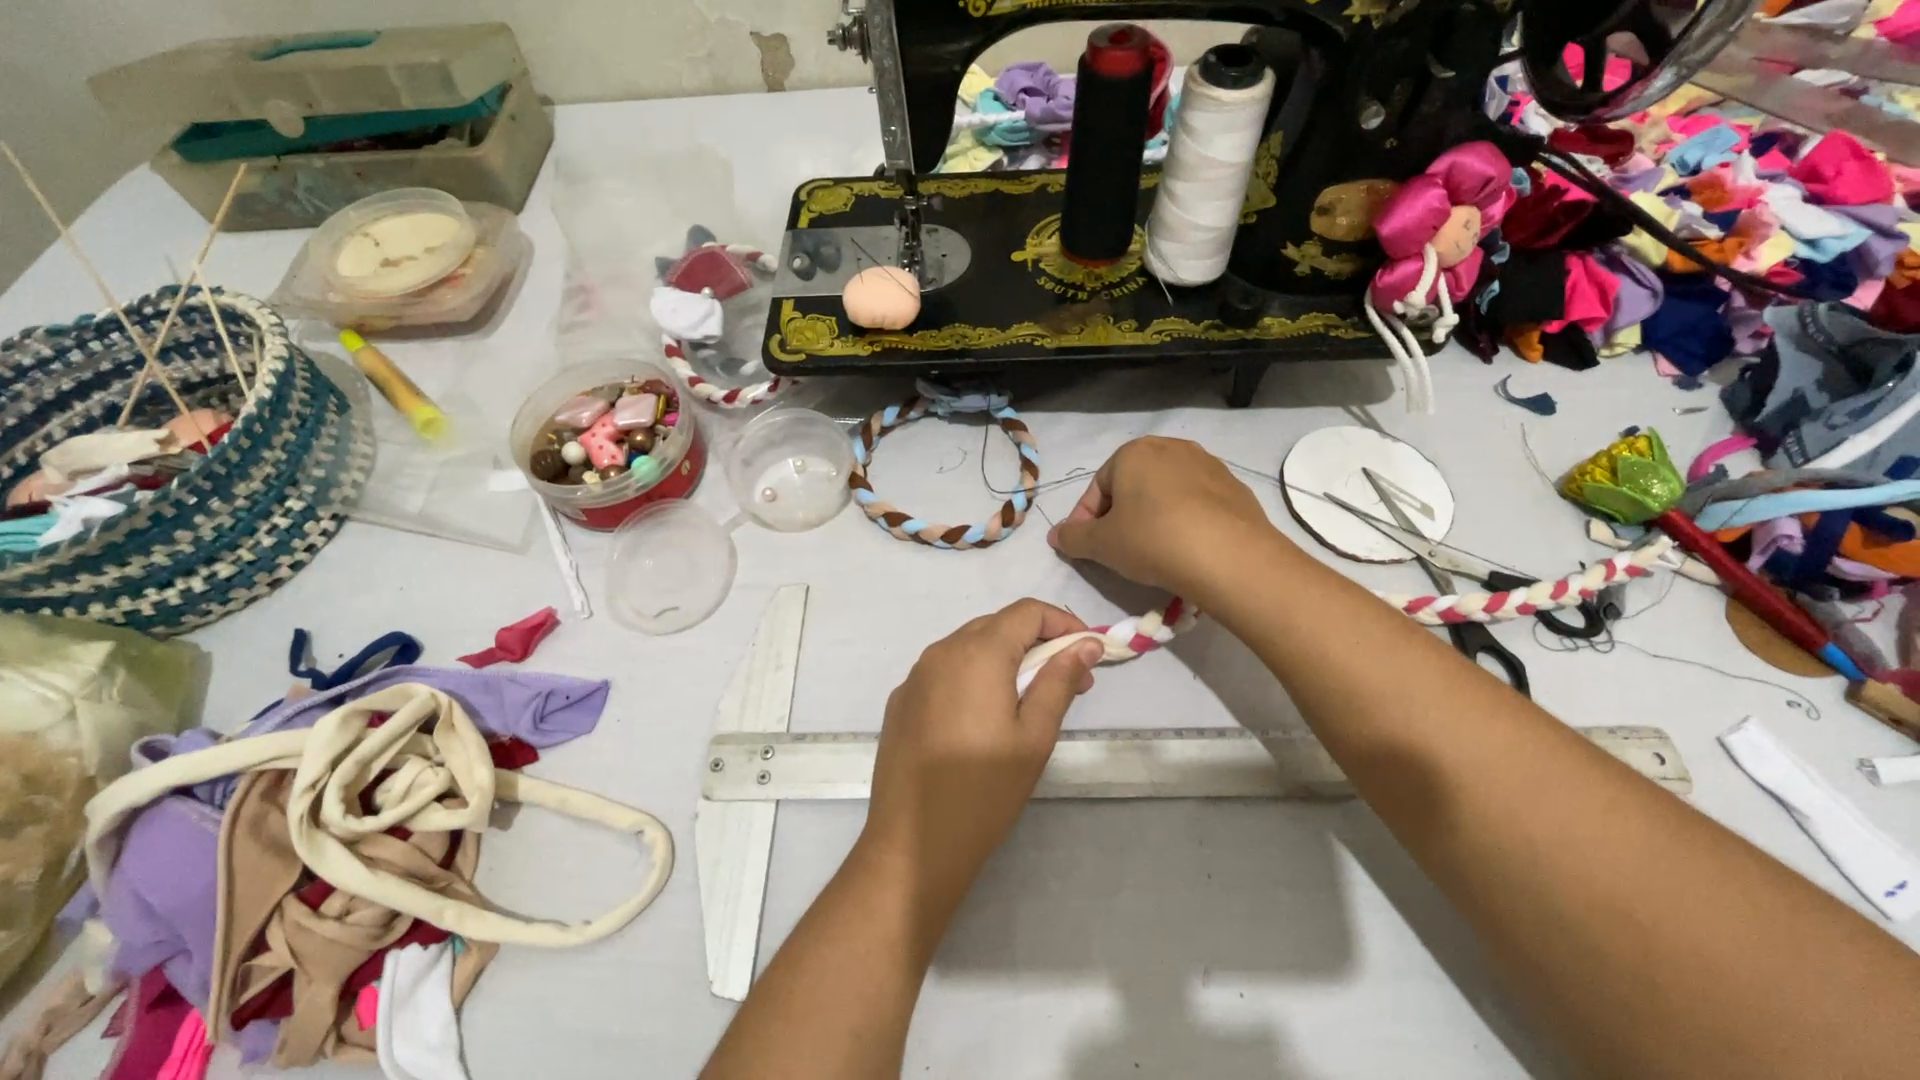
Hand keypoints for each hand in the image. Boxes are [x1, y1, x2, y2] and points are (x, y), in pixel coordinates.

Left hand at [861, 600, 1105, 909]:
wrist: (913, 844)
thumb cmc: (984, 791)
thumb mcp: (1035, 736)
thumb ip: (1060, 680)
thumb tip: (1086, 643)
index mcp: (976, 653)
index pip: (1027, 611)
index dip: (1064, 623)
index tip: (1089, 654)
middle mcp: (940, 652)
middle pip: (997, 625)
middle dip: (1038, 643)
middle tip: (1070, 682)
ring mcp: (914, 677)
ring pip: (969, 647)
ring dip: (1005, 659)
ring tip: (1031, 702)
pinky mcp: (900, 702)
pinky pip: (944, 672)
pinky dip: (973, 678)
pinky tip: (985, 719)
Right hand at [1047, 437, 1281, 602]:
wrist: (1228, 556)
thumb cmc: (1152, 540)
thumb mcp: (1102, 545)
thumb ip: (1073, 537)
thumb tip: (1055, 535)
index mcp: (1132, 452)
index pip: (1097, 488)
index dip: (1085, 520)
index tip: (1083, 548)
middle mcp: (1170, 447)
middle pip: (1132, 485)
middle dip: (1120, 516)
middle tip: (1117, 550)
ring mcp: (1207, 464)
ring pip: (1166, 493)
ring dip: (1153, 517)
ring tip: (1153, 552)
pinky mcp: (1234, 486)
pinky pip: (1197, 503)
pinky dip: (1185, 521)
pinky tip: (1186, 548)